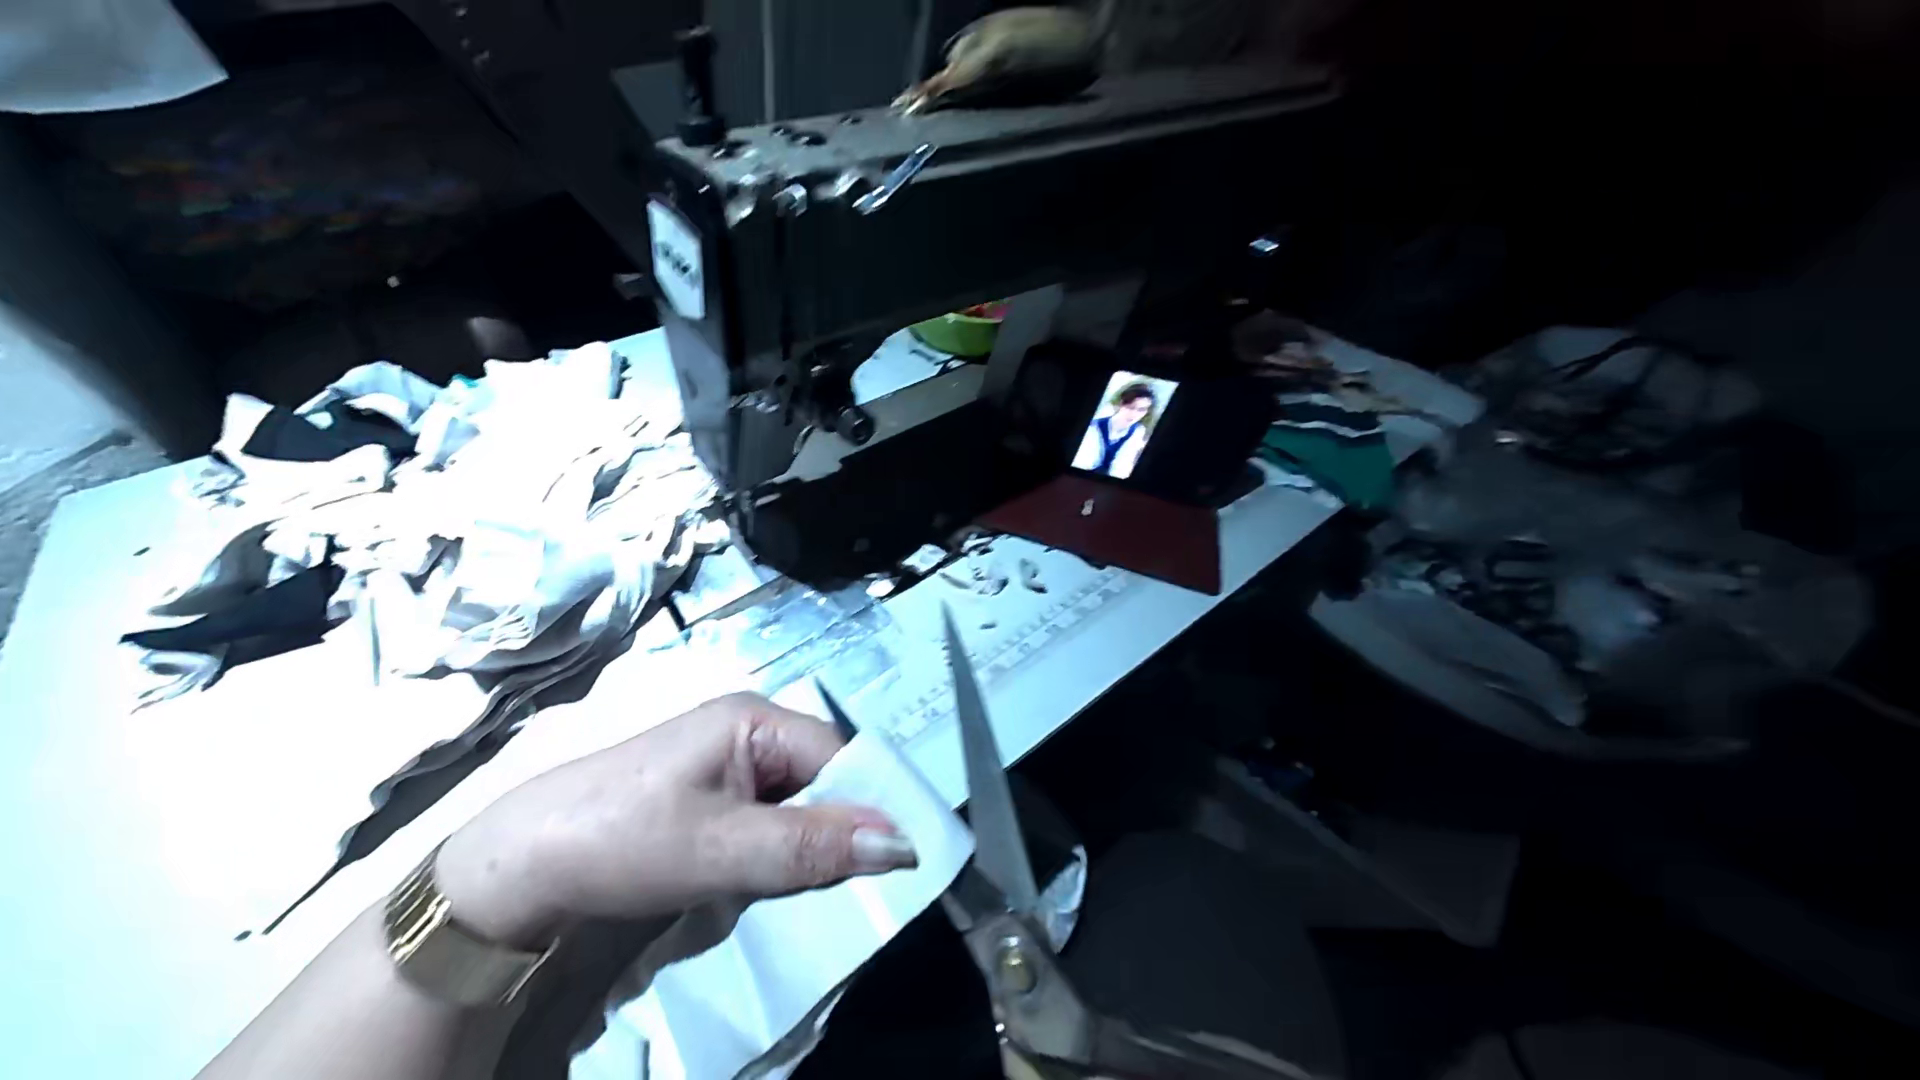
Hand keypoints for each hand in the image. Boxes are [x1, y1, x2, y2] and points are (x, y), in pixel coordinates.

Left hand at [433, 693, 918, 947]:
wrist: (518, 867)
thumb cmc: (621, 841)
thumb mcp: (722, 850)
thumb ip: (812, 846)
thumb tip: (902, 844)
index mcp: (756, 718)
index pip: (841, 757)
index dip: (866, 807)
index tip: (886, 867)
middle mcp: (751, 728)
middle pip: (823, 779)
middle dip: (832, 831)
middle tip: (834, 886)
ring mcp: (732, 760)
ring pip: (800, 802)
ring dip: (804, 845)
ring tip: (792, 886)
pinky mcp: (716, 791)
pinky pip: (772, 816)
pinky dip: (778, 850)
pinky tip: (762, 879)